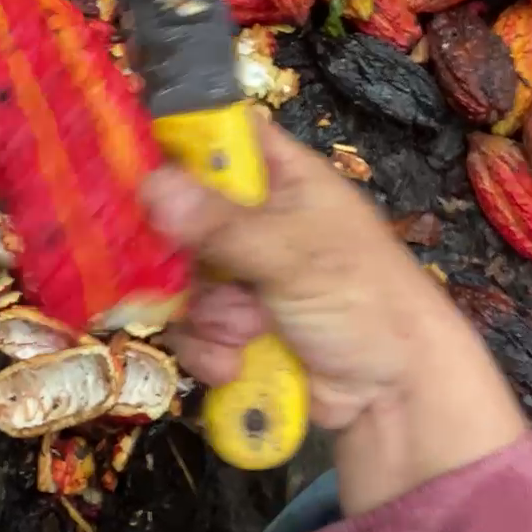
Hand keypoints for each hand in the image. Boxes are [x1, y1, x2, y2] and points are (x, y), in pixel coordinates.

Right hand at [141, 118, 527, 513]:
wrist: (395, 395)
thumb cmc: (362, 299)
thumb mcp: (293, 254)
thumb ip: (220, 223)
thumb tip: (150, 184)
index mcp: (282, 178)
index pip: (221, 136)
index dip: (177, 140)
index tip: (135, 163)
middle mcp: (255, 218)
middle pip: (183, 213)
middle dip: (186, 257)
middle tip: (192, 275)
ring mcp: (241, 273)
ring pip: (182, 276)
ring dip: (208, 311)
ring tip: (246, 329)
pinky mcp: (233, 323)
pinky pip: (191, 324)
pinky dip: (209, 347)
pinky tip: (238, 361)